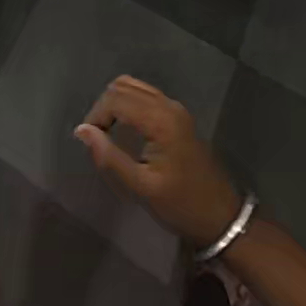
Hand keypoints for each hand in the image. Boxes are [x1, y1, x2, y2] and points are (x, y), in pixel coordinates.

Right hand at [75, 75, 241, 243]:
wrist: (223, 219)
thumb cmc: (182, 205)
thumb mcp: (141, 187)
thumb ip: (109, 156)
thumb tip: (82, 131)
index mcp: (161, 121)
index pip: (115, 99)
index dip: (96, 115)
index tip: (90, 140)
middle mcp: (168, 106)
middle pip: (122, 87)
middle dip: (103, 107)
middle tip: (96, 136)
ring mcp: (175, 108)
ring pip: (132, 86)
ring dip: (114, 102)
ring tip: (107, 130)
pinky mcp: (177, 115)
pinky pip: (144, 94)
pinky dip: (127, 102)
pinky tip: (124, 125)